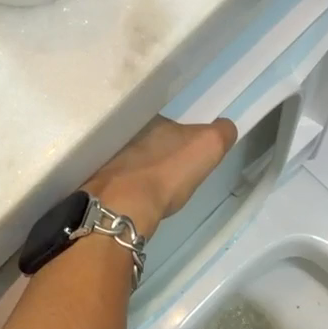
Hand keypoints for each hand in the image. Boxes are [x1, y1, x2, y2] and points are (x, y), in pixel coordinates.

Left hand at [84, 116, 237, 239]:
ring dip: (144, 170)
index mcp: (155, 123)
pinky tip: (137, 199)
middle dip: (162, 154)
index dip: (184, 140)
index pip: (173, 126)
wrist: (125, 205)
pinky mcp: (102, 184)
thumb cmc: (169, 173)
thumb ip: (221, 133)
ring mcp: (112, 160)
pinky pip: (120, 180)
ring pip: (133, 160)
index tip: (188, 156)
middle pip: (151, 142)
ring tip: (154, 188)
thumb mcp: (208, 146)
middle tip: (172, 173)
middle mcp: (129, 136)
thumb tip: (225, 128)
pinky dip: (129, 187)